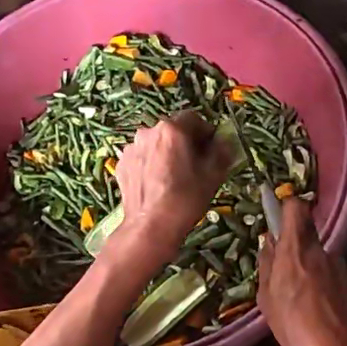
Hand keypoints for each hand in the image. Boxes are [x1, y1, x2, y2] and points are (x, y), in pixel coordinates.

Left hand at [108, 112, 234, 268]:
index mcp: (172, 129)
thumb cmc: (186, 199)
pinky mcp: (121, 164)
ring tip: (174, 176)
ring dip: (167, 153)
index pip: (194, 118)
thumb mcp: (213, 175)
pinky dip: (151, 164)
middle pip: (173, 130)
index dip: (206, 133)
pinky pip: (142, 157)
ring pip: (156, 144)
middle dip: (185, 142)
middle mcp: (149, 132)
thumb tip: (225, 142)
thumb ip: (222, 152)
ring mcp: (132, 148)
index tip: (211, 149)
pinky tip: (158, 184)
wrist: (150, 227)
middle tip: (195, 164)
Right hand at [258, 198, 346, 345]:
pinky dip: (323, 282)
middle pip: (307, 233)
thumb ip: (267, 264)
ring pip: (319, 256)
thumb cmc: (292, 324)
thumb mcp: (266, 296)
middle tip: (283, 268)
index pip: (296, 207)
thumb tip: (269, 243)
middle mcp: (322, 249)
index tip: (278, 217)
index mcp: (296, 248)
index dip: (287, 207)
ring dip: (310, 267)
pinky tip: (318, 306)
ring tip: (302, 295)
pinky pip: (331, 273)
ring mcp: (340, 265)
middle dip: (295, 245)